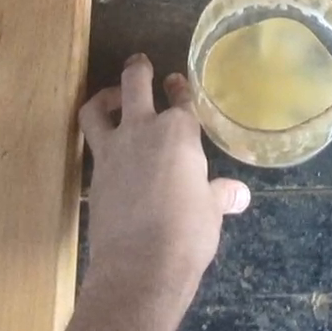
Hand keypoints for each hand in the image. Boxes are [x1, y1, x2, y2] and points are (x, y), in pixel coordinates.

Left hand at [77, 54, 250, 312]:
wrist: (139, 267)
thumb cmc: (187, 234)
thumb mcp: (211, 212)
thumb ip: (221, 195)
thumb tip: (240, 194)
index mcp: (180, 132)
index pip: (181, 98)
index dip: (180, 88)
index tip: (177, 82)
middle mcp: (145, 129)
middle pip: (136, 83)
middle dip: (138, 69)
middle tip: (140, 63)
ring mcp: (114, 149)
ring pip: (98, 108)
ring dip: (104, 97)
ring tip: (112, 98)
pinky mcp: (95, 173)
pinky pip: (91, 142)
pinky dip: (97, 137)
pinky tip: (107, 147)